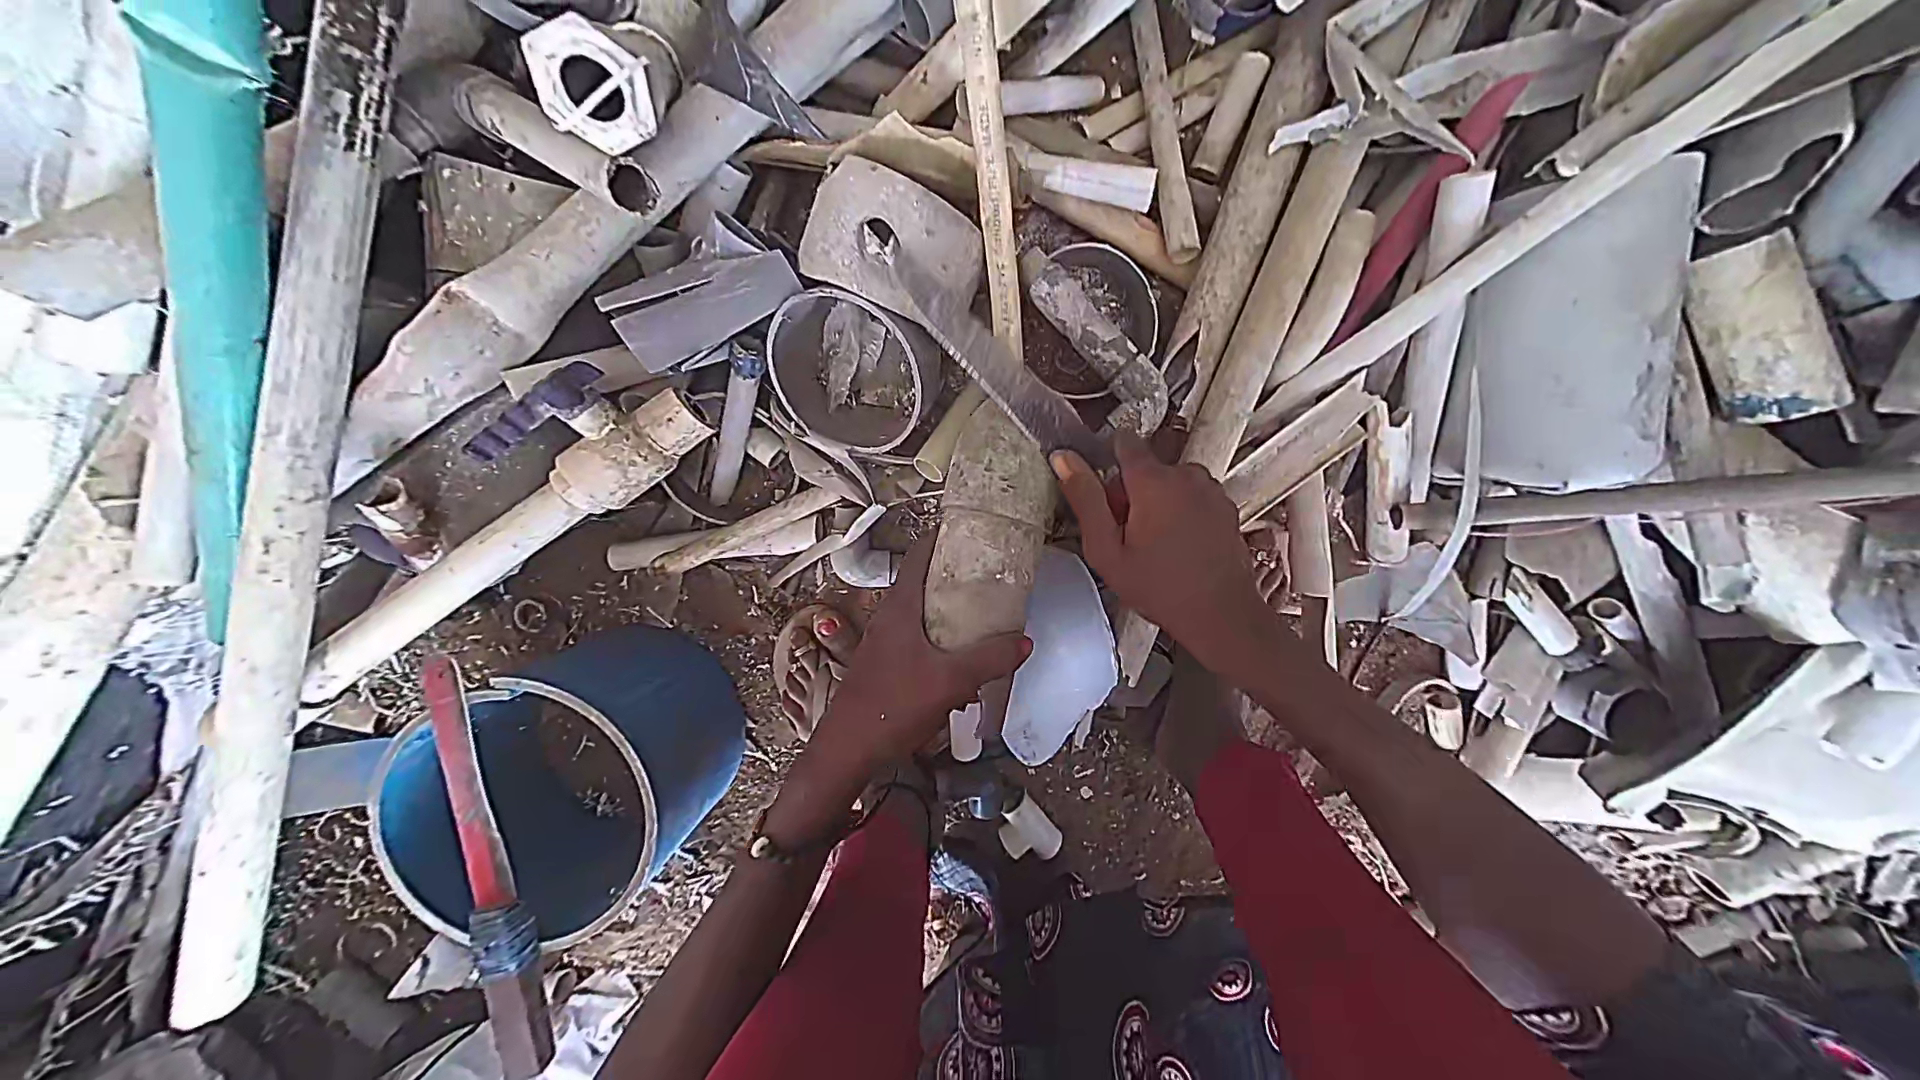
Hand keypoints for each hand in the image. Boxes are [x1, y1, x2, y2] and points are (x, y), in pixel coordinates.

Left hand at [791, 538, 1030, 802]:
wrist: (847, 751)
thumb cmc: (893, 705)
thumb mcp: (950, 680)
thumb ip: (990, 658)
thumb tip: (1024, 640)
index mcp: (900, 607)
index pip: (920, 555)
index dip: (944, 538)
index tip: (973, 533)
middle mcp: (889, 618)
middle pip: (926, 585)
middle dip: (957, 581)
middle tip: (991, 580)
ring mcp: (885, 643)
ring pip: (924, 618)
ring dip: (952, 619)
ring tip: (985, 624)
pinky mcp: (886, 667)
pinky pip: (921, 645)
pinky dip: (943, 648)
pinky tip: (963, 673)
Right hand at [1052, 435, 1282, 680]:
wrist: (1220, 614)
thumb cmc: (1159, 586)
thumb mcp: (1106, 548)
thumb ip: (1084, 498)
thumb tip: (1063, 458)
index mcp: (1154, 480)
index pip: (1124, 443)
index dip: (1107, 465)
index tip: (1104, 496)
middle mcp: (1187, 474)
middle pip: (1146, 468)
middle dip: (1130, 493)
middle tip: (1125, 535)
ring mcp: (1211, 489)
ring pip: (1169, 483)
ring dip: (1156, 503)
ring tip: (1151, 545)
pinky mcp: (1226, 507)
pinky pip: (1192, 497)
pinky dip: (1180, 513)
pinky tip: (1176, 548)